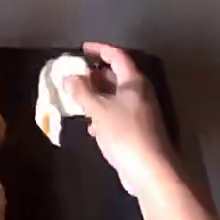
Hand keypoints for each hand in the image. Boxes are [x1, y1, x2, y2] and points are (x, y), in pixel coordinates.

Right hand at [62, 42, 180, 199]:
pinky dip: (103, 114)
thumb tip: (69, 77)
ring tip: (78, 97)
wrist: (150, 171)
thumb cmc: (125, 133)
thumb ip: (81, 91)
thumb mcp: (98, 109)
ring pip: (115, 96)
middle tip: (76, 73)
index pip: (117, 56)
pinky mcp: (137, 130)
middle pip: (116, 75)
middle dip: (96, 73)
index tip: (82, 48)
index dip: (99, 49)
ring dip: (97, 95)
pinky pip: (117, 114)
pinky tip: (91, 126)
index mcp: (133, 81)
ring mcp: (140, 112)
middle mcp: (139, 93)